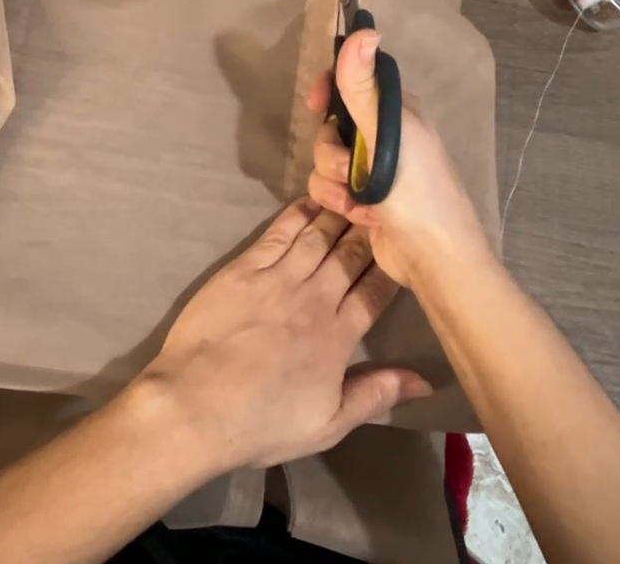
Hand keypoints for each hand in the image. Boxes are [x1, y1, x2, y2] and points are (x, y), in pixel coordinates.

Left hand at [134, 200, 430, 472]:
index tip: (403, 246)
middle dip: (369, 232)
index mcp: (337, 337)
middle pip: (349, 256)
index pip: (375, 292)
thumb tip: (423, 380)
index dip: (391, 267)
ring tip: (353, 195)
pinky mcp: (244, 269)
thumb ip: (375, 394)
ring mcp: (278, 280)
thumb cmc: (262, 422)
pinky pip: (277, 233)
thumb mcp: (328, 425)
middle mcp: (313, 299)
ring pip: (317, 238)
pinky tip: (310, 200)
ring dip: (337, 215)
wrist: (196, 404)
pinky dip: (296, 214)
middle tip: (382, 208)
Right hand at [305, 30, 492, 289]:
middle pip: (330, 125)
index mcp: (395, 112)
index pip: (353, 81)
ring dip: (333, 180)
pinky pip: (325, 186)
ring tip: (358, 198)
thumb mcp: (388, 134)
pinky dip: (336, 201)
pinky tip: (358, 215)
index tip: (317, 105)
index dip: (330, 90)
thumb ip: (364, 87)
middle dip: (331, 149)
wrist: (432, 258)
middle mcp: (382, 135)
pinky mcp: (359, 198)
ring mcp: (370, 169)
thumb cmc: (417, 191)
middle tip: (351, 166)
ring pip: (322, 158)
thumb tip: (364, 29)